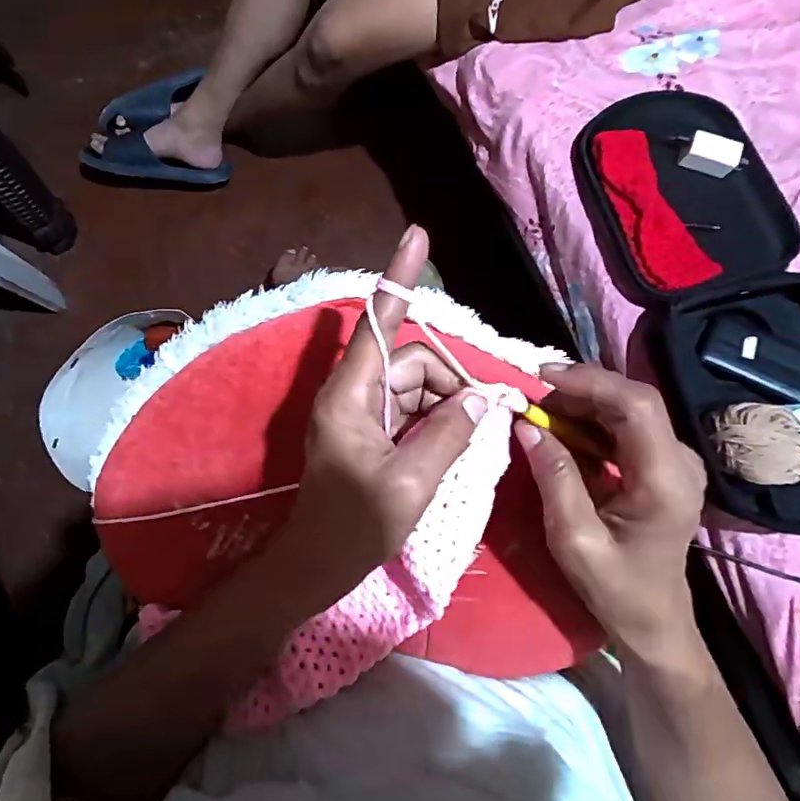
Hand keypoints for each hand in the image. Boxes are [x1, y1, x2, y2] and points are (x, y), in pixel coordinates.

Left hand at [262, 225, 484, 611]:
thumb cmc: (355, 526)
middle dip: (449, 379)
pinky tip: (455, 441)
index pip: (379, 322)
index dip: (399, 277)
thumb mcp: (412, 482)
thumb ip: (449, 433)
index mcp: (351, 395)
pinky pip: (409, 408)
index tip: (416, 235)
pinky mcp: (368, 433)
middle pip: (410, 359)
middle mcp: (353, 393)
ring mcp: (360, 413)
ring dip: (445, 403)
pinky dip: (435, 418)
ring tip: (470, 435)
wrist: (316, 565)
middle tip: (483, 416)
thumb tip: (483, 398)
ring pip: (413, 385)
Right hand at [514, 365, 709, 665]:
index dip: (590, 382)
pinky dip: (588, 420)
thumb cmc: (615, 588)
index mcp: (665, 479)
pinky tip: (558, 427)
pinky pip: (623, 427)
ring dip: (580, 403)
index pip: (637, 405)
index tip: (541, 378)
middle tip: (529, 395)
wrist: (653, 619)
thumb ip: (554, 478)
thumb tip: (527, 425)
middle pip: (632, 400)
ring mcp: (674, 461)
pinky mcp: (661, 464)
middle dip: (578, 390)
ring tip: (536, 409)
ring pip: (626, 409)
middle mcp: (679, 461)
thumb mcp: (574, 539)